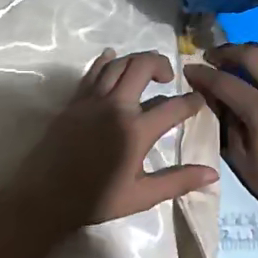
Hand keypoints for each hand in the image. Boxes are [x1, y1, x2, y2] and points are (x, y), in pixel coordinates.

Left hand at [3, 49, 218, 230]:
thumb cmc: (96, 200)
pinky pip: (93, 71)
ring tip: (147, 72)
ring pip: (118, 64)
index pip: (174, 107)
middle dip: (162, 65)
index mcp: (136, 131)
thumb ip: (178, 181)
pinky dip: (106, 61)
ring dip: (137, 61)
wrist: (44, 198)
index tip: (200, 101)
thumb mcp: (142, 196)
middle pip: (143, 67)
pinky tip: (112, 57)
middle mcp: (116, 107)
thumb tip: (213, 174)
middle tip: (170, 78)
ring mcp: (92, 100)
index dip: (193, 102)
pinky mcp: (74, 101)